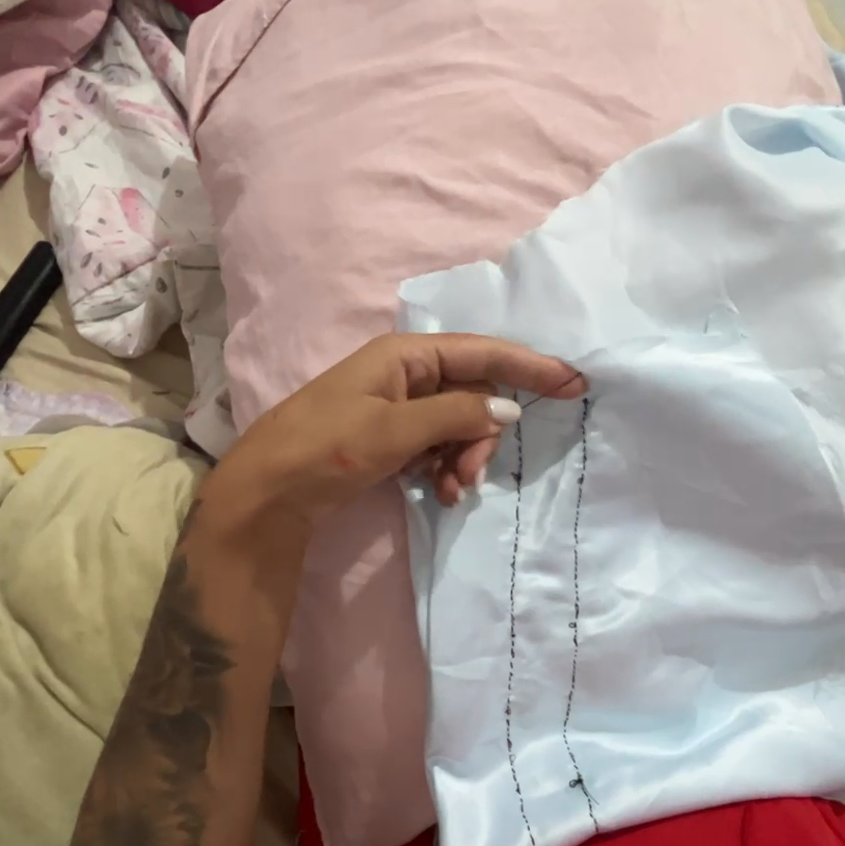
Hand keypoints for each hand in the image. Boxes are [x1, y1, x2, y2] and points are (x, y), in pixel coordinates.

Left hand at [201, 333, 583, 531]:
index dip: (530, 366)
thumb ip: (456, 414)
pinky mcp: (391, 439)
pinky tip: (438, 493)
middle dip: (482, 434)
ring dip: (464, 458)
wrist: (269, 494)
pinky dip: (445, 468)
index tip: (575, 383)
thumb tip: (508, 408)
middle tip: (472, 474)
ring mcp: (398, 408)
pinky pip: (438, 446)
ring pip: (459, 425)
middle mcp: (406, 375)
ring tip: (450, 490)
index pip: (482, 352)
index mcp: (405, 356)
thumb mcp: (394, 429)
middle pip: (474, 393)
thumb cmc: (326, 449)